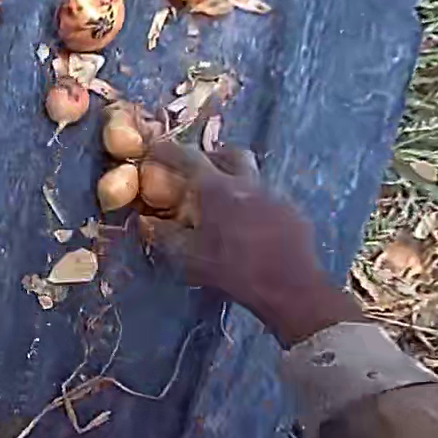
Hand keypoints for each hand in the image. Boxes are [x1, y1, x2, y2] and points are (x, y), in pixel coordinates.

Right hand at [147, 139, 363, 346]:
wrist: (291, 288)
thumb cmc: (233, 271)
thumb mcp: (189, 258)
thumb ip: (164, 236)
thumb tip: (145, 222)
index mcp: (217, 189)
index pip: (187, 157)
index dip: (168, 150)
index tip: (154, 149)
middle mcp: (247, 183)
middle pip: (229, 153)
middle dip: (212, 156)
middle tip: (198, 171)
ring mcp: (274, 195)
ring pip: (251, 175)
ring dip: (235, 180)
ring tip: (223, 202)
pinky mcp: (292, 211)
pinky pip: (268, 197)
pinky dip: (253, 202)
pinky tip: (249, 224)